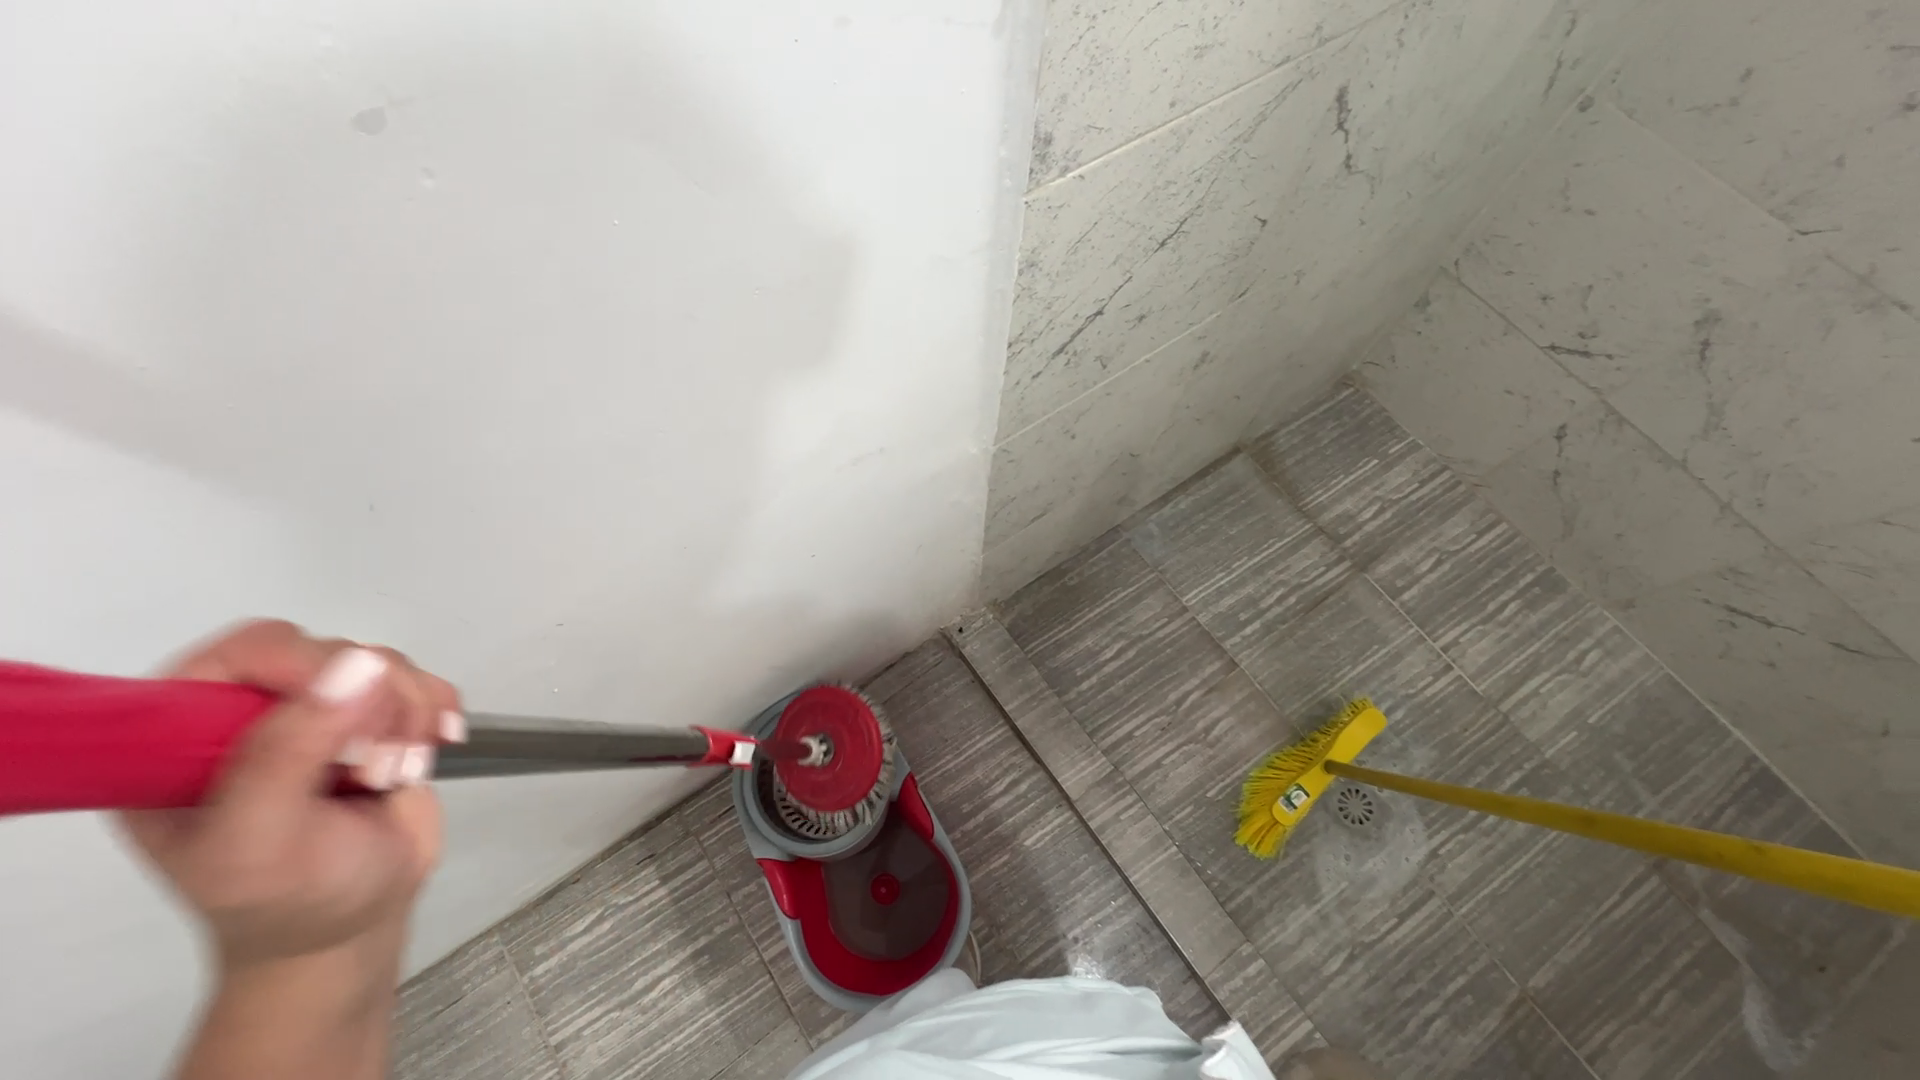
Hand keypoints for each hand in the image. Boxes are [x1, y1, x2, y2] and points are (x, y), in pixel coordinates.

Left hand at [118, 619, 464, 966]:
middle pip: (327, 652)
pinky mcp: (379, 719)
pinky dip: (440, 708)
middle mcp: (250, 713)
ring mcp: (320, 714)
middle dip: (371, 702)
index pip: (244, 653)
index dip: (301, 667)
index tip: (341, 717)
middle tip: (372, 764)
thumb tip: (359, 665)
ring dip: (409, 713)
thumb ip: (286, 753)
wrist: (350, 929)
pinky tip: (435, 746)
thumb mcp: (256, 841)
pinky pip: (422, 681)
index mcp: (183, 735)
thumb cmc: (284, 900)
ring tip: (397, 772)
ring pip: (383, 663)